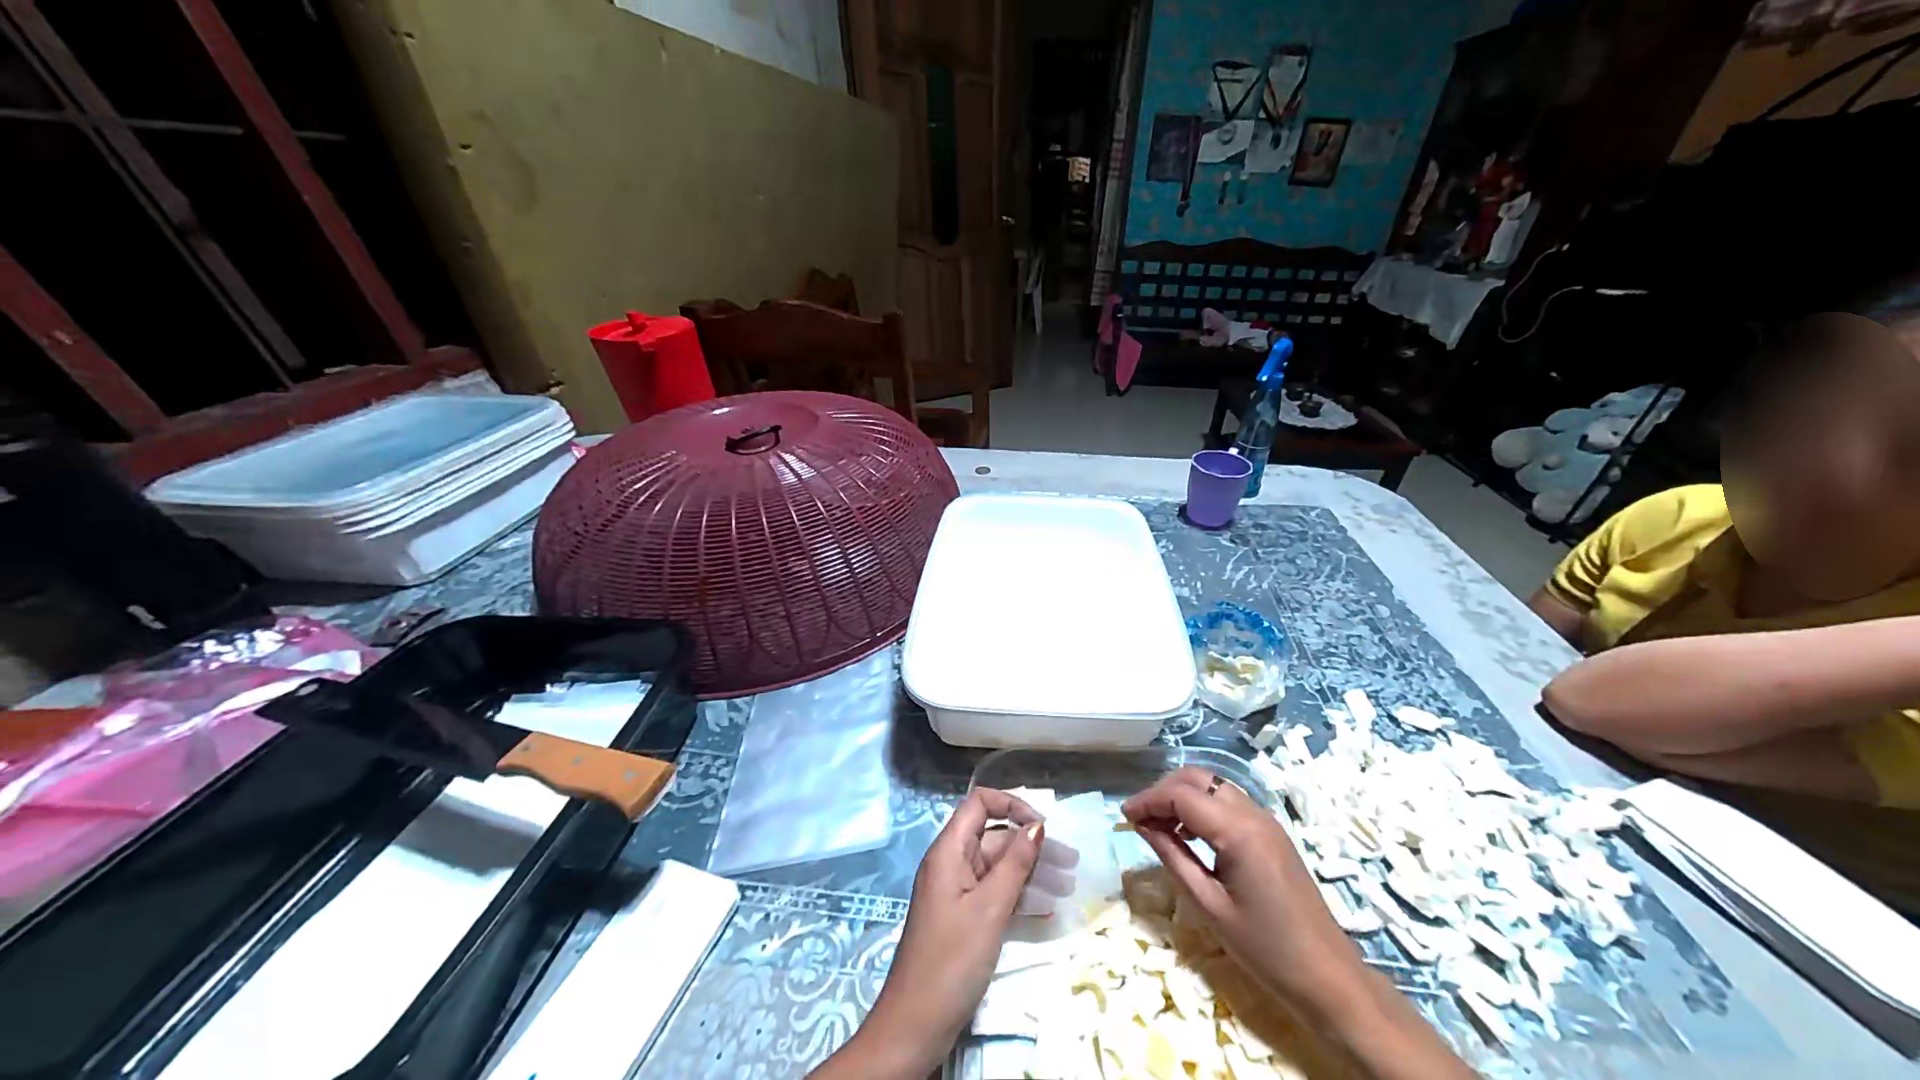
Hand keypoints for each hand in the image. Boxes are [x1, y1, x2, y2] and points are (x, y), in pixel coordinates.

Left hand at [810, 788, 1042, 1079]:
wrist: (916, 1023)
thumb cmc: (952, 960)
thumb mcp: (990, 909)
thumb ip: (1015, 864)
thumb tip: (1037, 825)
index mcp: (948, 851)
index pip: (979, 804)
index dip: (1012, 805)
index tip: (1044, 827)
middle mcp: (951, 864)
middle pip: (994, 837)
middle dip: (1032, 845)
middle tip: (1072, 864)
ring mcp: (956, 892)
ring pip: (998, 868)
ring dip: (1032, 873)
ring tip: (1068, 888)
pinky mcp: (963, 918)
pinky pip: (994, 894)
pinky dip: (1020, 897)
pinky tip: (1048, 911)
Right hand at [1122, 766, 1350, 998]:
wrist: (1327, 976)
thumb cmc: (1265, 948)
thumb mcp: (1208, 905)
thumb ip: (1173, 857)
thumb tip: (1142, 825)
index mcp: (1238, 831)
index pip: (1181, 795)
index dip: (1148, 800)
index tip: (1124, 817)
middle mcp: (1254, 814)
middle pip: (1198, 779)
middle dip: (1163, 791)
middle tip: (1139, 818)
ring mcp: (1267, 821)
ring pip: (1214, 786)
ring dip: (1183, 796)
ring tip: (1158, 826)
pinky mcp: (1272, 833)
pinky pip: (1229, 803)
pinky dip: (1202, 807)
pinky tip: (1188, 834)